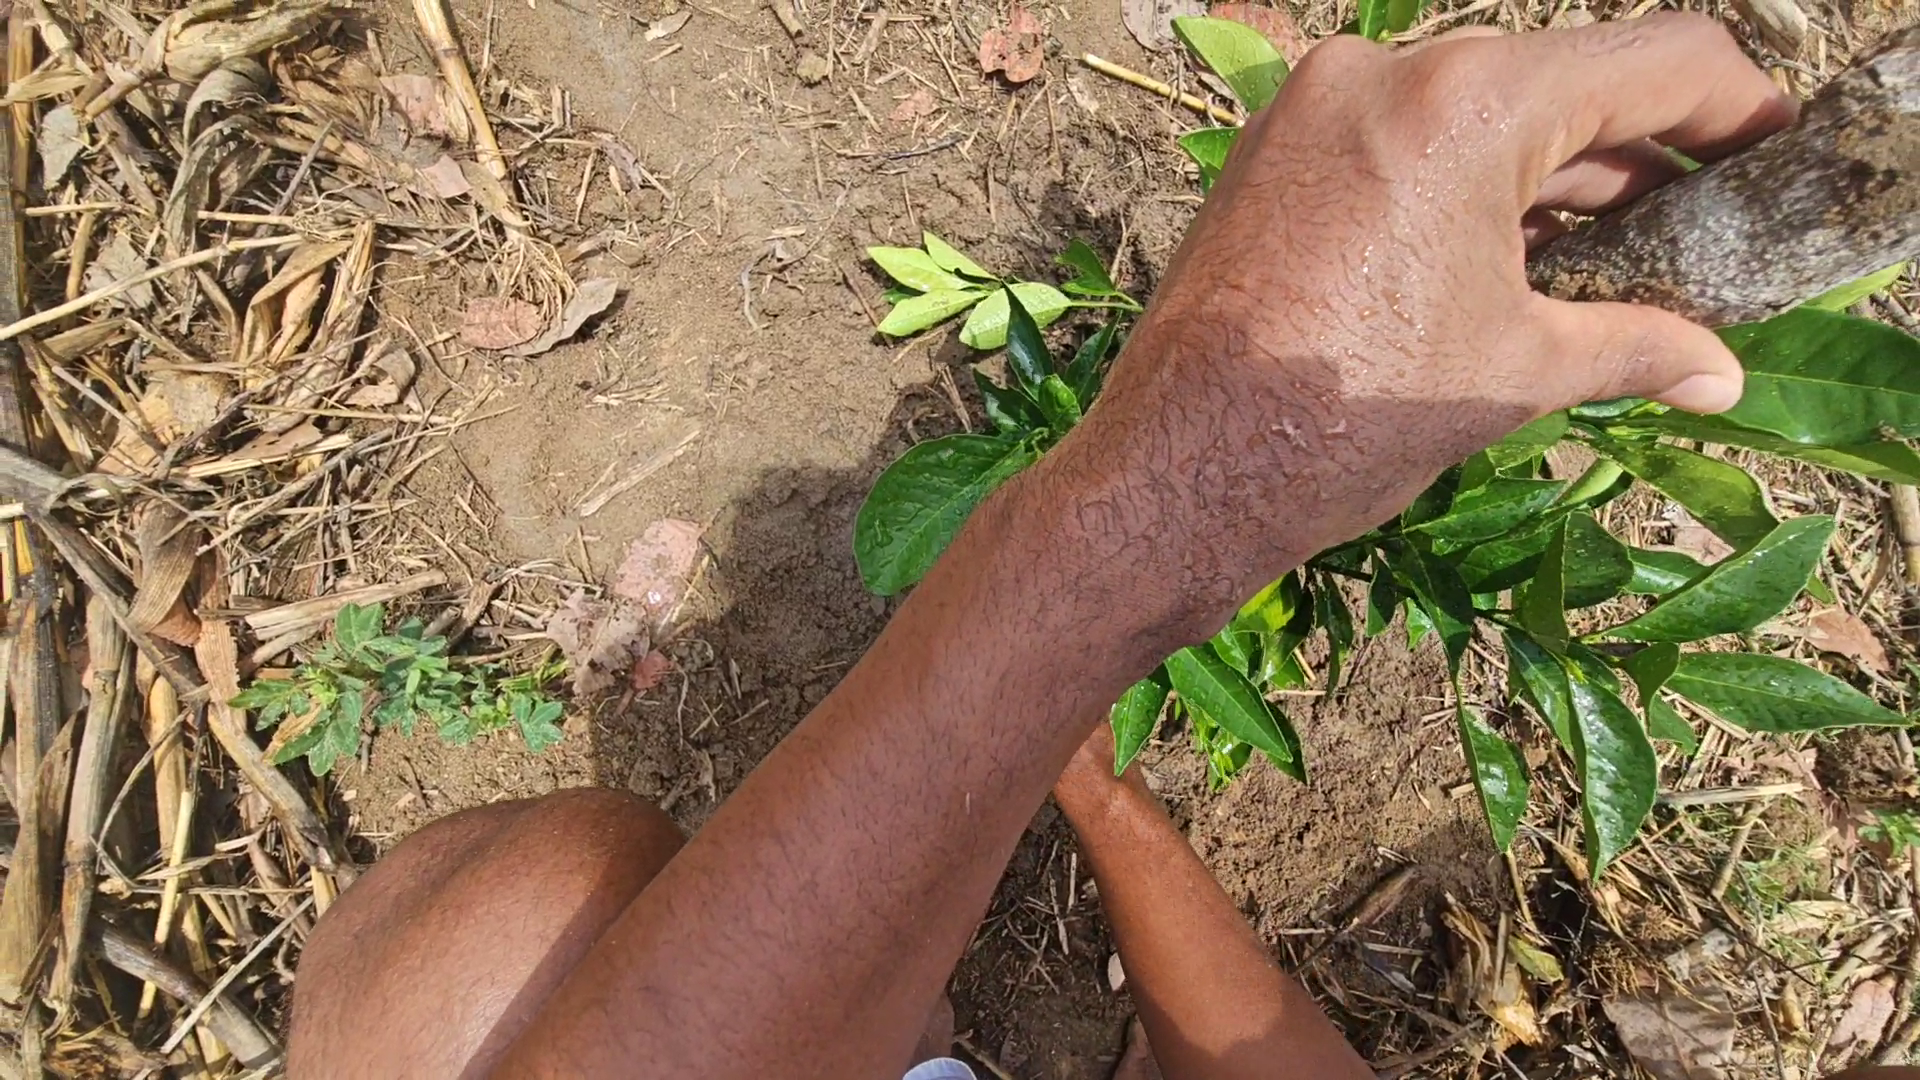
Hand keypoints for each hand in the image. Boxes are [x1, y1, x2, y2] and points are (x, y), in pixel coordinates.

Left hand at [1038, 14, 1795, 637]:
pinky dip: (1424, 191)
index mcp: (1465, 103)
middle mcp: (1373, 80)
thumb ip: (1630, 348)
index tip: (1755, 151)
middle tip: (1660, 218)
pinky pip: (1368, 155)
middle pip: (1538, 92)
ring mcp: (1296, 121)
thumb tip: (1717, 373)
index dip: (1726, 111)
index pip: (1652, 64)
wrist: (1178, 472)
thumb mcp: (1505, 379)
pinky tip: (1454, 249)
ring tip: (1568, 244)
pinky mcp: (1249, 168)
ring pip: (1444, 125)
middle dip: (1607, 159)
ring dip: (1512, 180)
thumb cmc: (1338, 426)